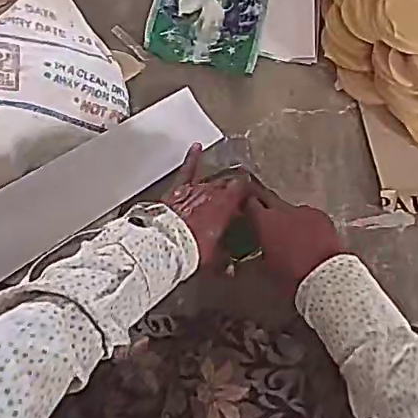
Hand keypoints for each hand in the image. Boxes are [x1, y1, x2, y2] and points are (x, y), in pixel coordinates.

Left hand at [159, 144, 248, 270]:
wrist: (166, 244)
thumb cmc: (193, 249)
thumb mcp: (215, 258)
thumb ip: (226, 258)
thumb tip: (232, 269)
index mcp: (226, 206)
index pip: (243, 190)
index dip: (248, 190)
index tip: (252, 193)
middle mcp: (213, 193)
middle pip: (227, 185)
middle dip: (233, 188)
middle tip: (238, 191)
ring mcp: (195, 189)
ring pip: (211, 179)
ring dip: (217, 180)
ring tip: (225, 177)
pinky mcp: (179, 189)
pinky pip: (187, 170)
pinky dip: (192, 158)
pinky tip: (196, 148)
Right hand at [244, 181, 344, 289]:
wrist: (324, 276)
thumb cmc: (289, 276)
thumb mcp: (266, 269)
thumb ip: (259, 255)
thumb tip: (256, 255)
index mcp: (265, 221)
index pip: (250, 203)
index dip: (247, 206)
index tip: (245, 210)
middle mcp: (283, 210)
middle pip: (269, 198)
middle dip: (265, 205)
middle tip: (264, 215)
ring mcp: (305, 211)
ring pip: (292, 210)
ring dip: (289, 218)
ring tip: (292, 235)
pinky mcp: (322, 216)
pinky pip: (309, 217)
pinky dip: (307, 225)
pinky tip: (311, 238)